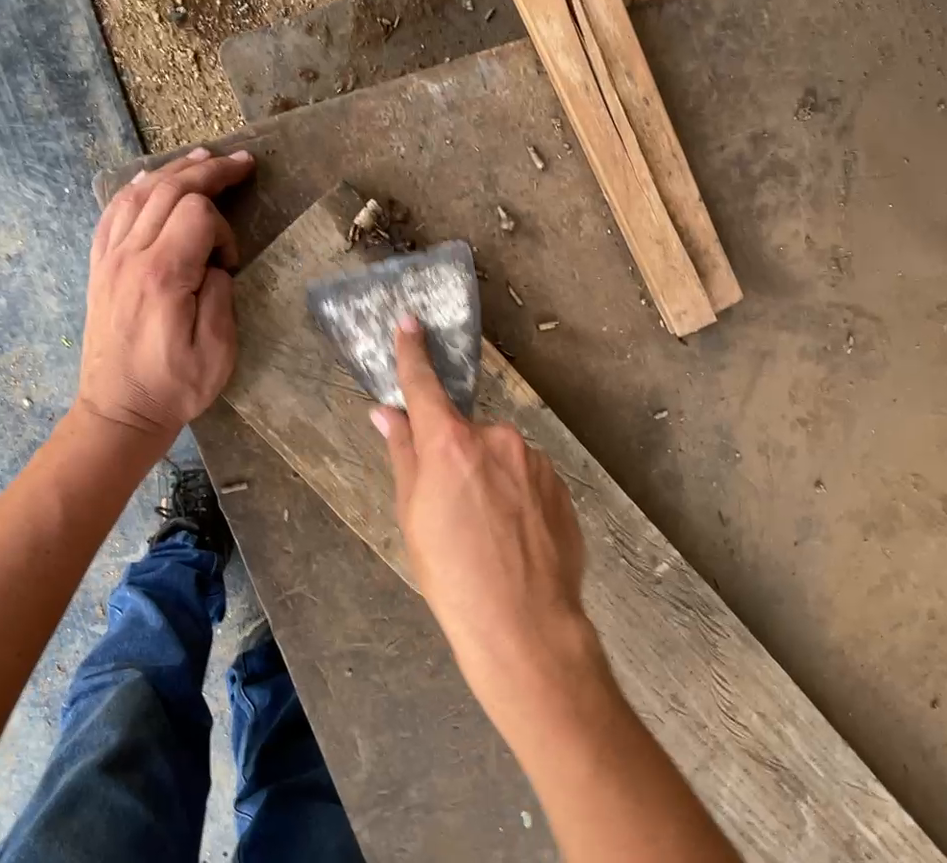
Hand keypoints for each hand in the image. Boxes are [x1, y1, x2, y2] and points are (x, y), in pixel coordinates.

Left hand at [76, 147, 254, 445]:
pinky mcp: (100, 267)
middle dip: (208, 172)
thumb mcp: (217, 352)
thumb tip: (214, 263)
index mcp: (162, 276)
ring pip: (139, 193)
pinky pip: (113, 213)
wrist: (118, 411)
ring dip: (174, 172)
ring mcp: (109, 259)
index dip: (223, 228)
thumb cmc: (174, 388)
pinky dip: (135, 189)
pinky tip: (151, 180)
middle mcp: (130, 257)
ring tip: (203, 159)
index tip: (230, 264)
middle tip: (242, 163)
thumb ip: (219, 296)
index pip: (197, 214)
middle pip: (168, 190)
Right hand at [370, 316, 598, 714]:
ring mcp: (534, 460)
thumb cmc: (453, 576)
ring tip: (487, 534)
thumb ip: (403, 455)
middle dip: (456, 458)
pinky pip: (527, 478)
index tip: (410, 323)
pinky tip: (513, 538)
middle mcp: (497, 439)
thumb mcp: (413, 516)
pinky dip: (516, 497)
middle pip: (466, 433)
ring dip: (489, 480)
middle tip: (451, 509)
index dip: (412, 352)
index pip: (424, 385)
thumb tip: (387, 414)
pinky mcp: (559, 484)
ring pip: (499, 458)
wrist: (524, 624)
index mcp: (451, 444)